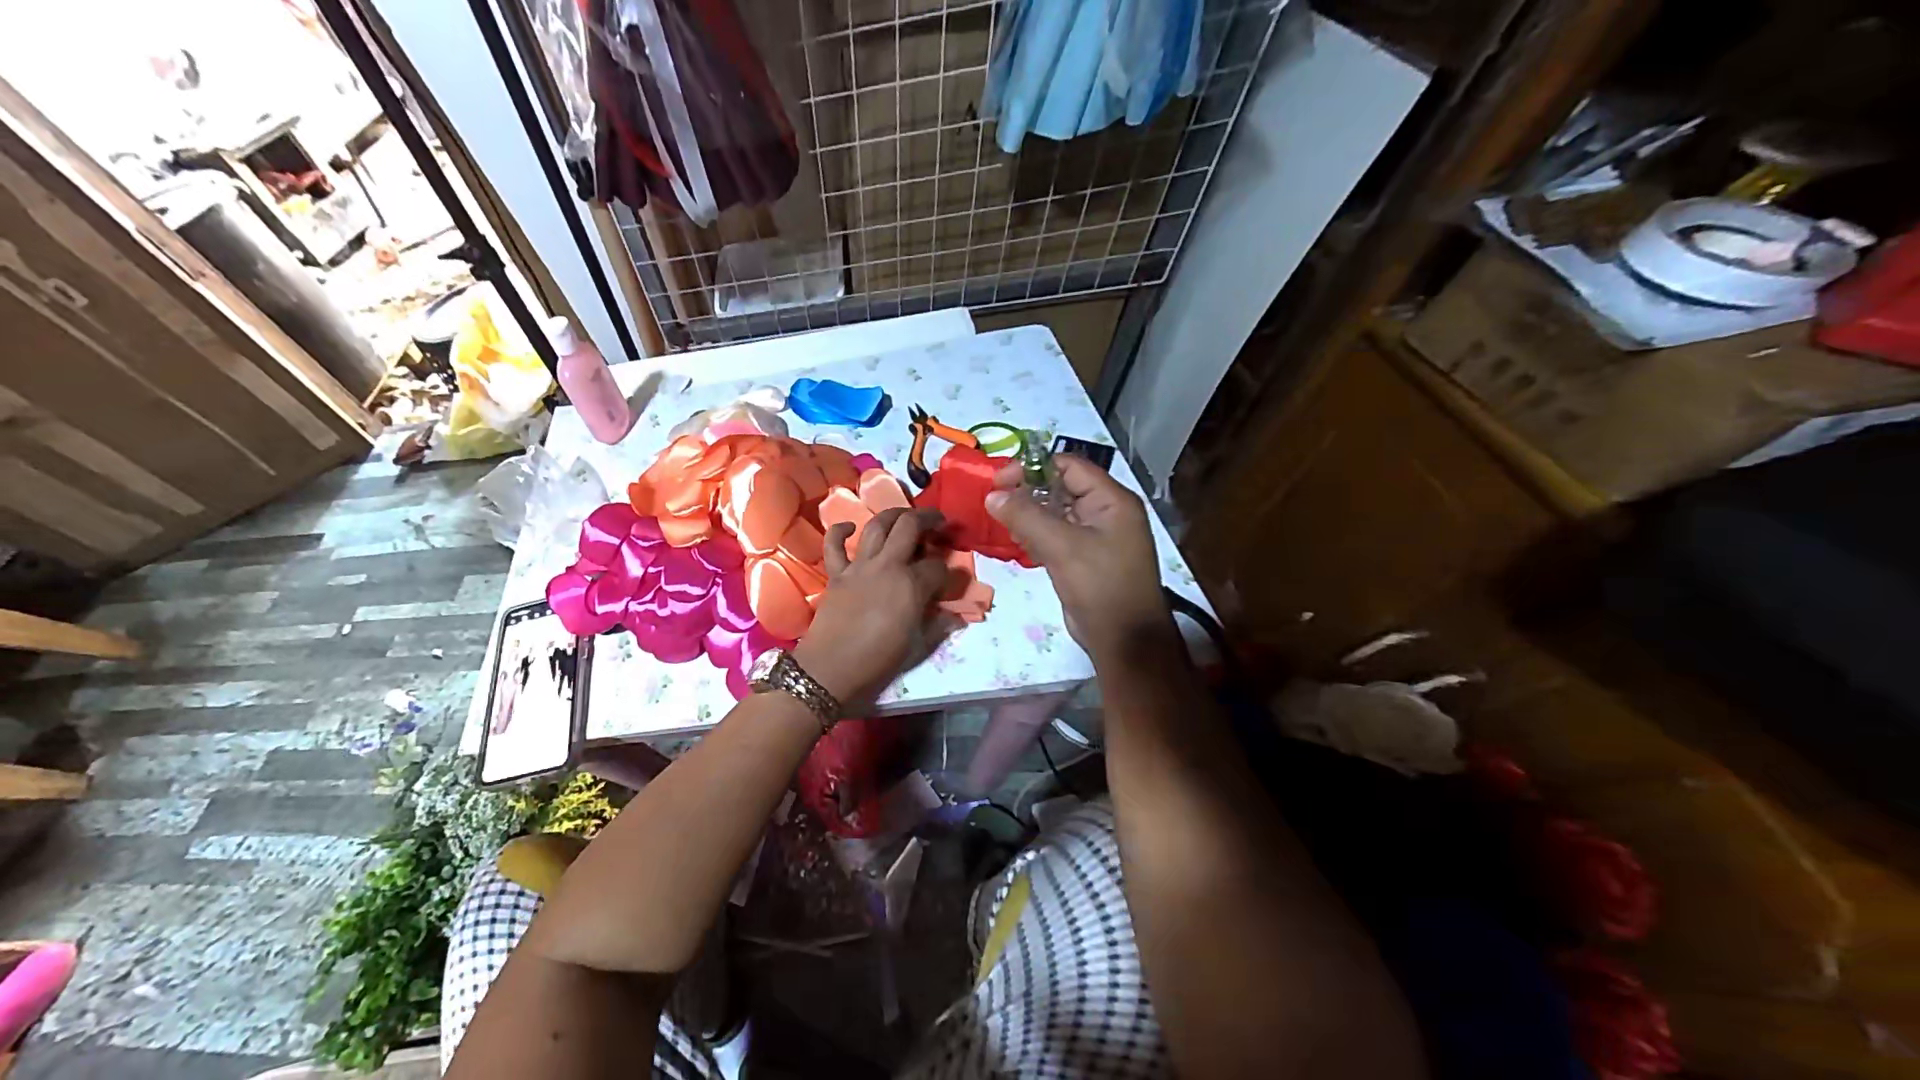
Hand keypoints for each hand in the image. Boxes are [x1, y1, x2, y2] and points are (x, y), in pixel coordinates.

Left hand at [795, 508, 958, 707]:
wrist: (831, 670)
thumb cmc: (878, 661)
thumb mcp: (917, 645)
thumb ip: (937, 624)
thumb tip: (955, 615)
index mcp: (912, 585)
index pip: (938, 566)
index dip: (948, 569)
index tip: (951, 575)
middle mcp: (887, 566)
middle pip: (910, 527)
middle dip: (928, 518)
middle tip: (938, 521)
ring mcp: (859, 566)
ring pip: (877, 525)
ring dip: (893, 514)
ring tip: (905, 516)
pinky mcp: (836, 574)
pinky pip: (834, 544)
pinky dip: (840, 531)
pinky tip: (851, 527)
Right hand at [985, 455, 1172, 661]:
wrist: (1124, 640)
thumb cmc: (1099, 585)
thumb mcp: (1061, 546)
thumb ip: (1026, 516)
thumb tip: (992, 495)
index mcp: (1112, 500)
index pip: (1069, 466)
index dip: (1033, 467)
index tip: (999, 480)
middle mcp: (1107, 513)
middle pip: (1062, 488)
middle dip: (1028, 492)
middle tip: (994, 501)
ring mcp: (1097, 537)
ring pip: (1057, 514)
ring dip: (1029, 515)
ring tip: (1000, 521)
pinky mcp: (1086, 559)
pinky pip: (1058, 536)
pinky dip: (1037, 535)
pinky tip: (1015, 541)